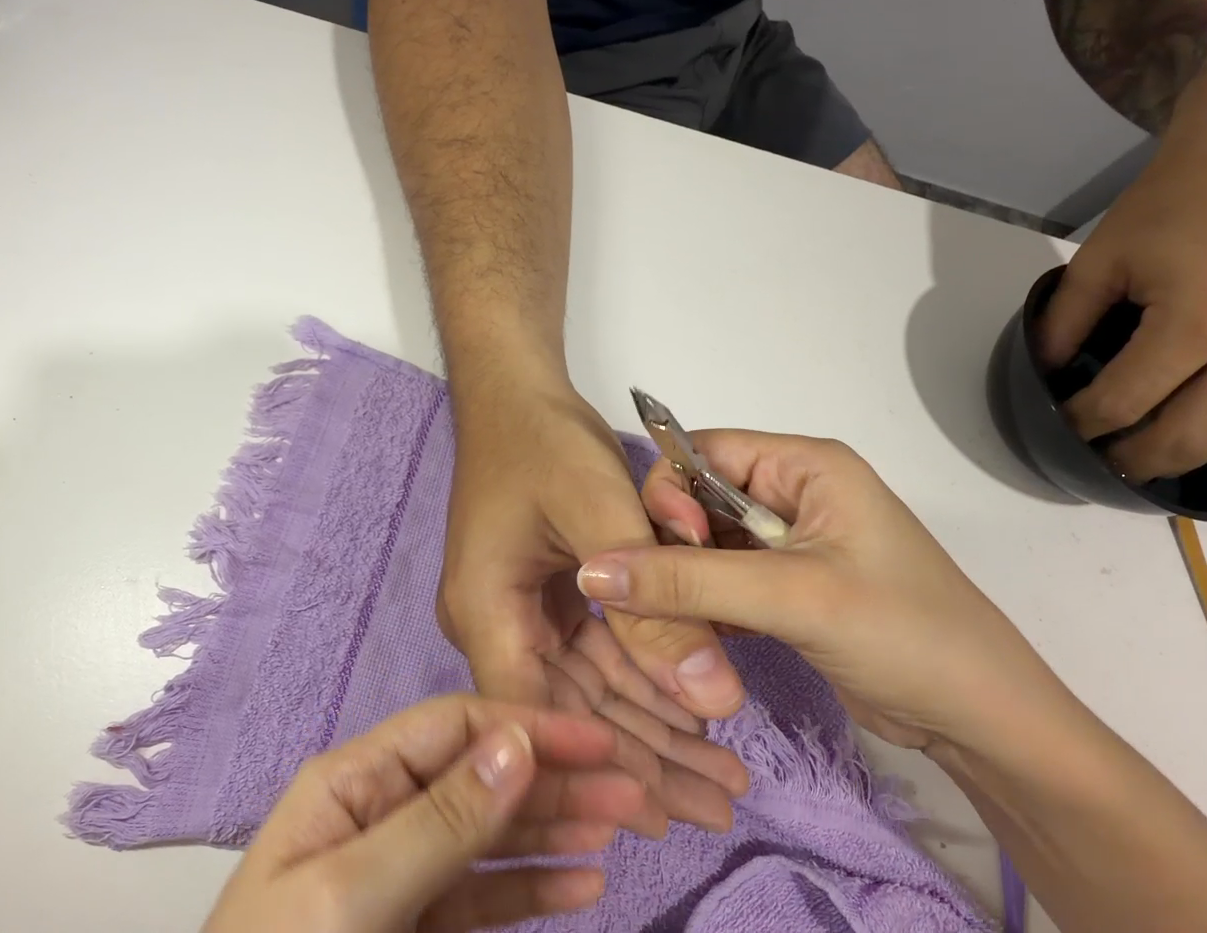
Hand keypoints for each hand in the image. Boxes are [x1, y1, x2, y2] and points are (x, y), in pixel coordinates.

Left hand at [202, 696, 642, 932]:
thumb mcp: (356, 890)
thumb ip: (440, 819)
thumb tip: (517, 743)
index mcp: (356, 781)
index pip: (454, 729)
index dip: (528, 727)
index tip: (601, 740)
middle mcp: (382, 812)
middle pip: (482, 779)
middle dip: (557, 781)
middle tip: (636, 796)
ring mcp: (401, 871)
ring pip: (492, 837)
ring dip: (557, 829)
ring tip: (623, 830)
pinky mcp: (417, 925)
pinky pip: (485, 896)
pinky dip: (534, 888)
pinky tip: (584, 885)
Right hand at [437, 377, 749, 829]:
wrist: (512, 392)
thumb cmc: (543, 442)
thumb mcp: (601, 511)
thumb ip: (657, 600)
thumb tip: (714, 701)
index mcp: (487, 610)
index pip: (538, 716)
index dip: (601, 769)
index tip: (666, 815)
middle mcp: (496, 624)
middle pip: (568, 711)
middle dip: (641, 757)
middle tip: (717, 805)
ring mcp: (520, 612)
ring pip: (589, 686)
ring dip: (651, 723)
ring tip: (719, 775)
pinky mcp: (546, 597)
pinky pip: (596, 651)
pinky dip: (644, 675)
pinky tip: (692, 707)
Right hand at [575, 431, 1069, 752]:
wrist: (985, 724)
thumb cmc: (903, 635)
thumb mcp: (792, 597)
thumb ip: (686, 579)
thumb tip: (587, 571)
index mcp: (802, 466)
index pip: (698, 452)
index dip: (667, 494)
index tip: (668, 552)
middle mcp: (789, 495)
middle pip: (691, 501)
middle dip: (670, 547)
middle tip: (665, 600)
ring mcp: (785, 545)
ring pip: (698, 548)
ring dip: (680, 584)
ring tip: (674, 627)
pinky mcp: (781, 590)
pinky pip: (715, 583)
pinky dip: (696, 608)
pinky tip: (690, 639)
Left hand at [1038, 58, 1206, 481]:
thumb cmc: (1175, 197)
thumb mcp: (1100, 261)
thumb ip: (1066, 323)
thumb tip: (1047, 372)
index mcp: (1200, 321)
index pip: (1127, 400)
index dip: (1084, 422)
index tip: (1059, 428)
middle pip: (1195, 432)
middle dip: (1140, 457)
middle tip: (1099, 466)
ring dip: (1187, 451)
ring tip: (1137, 459)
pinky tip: (1186, 424)